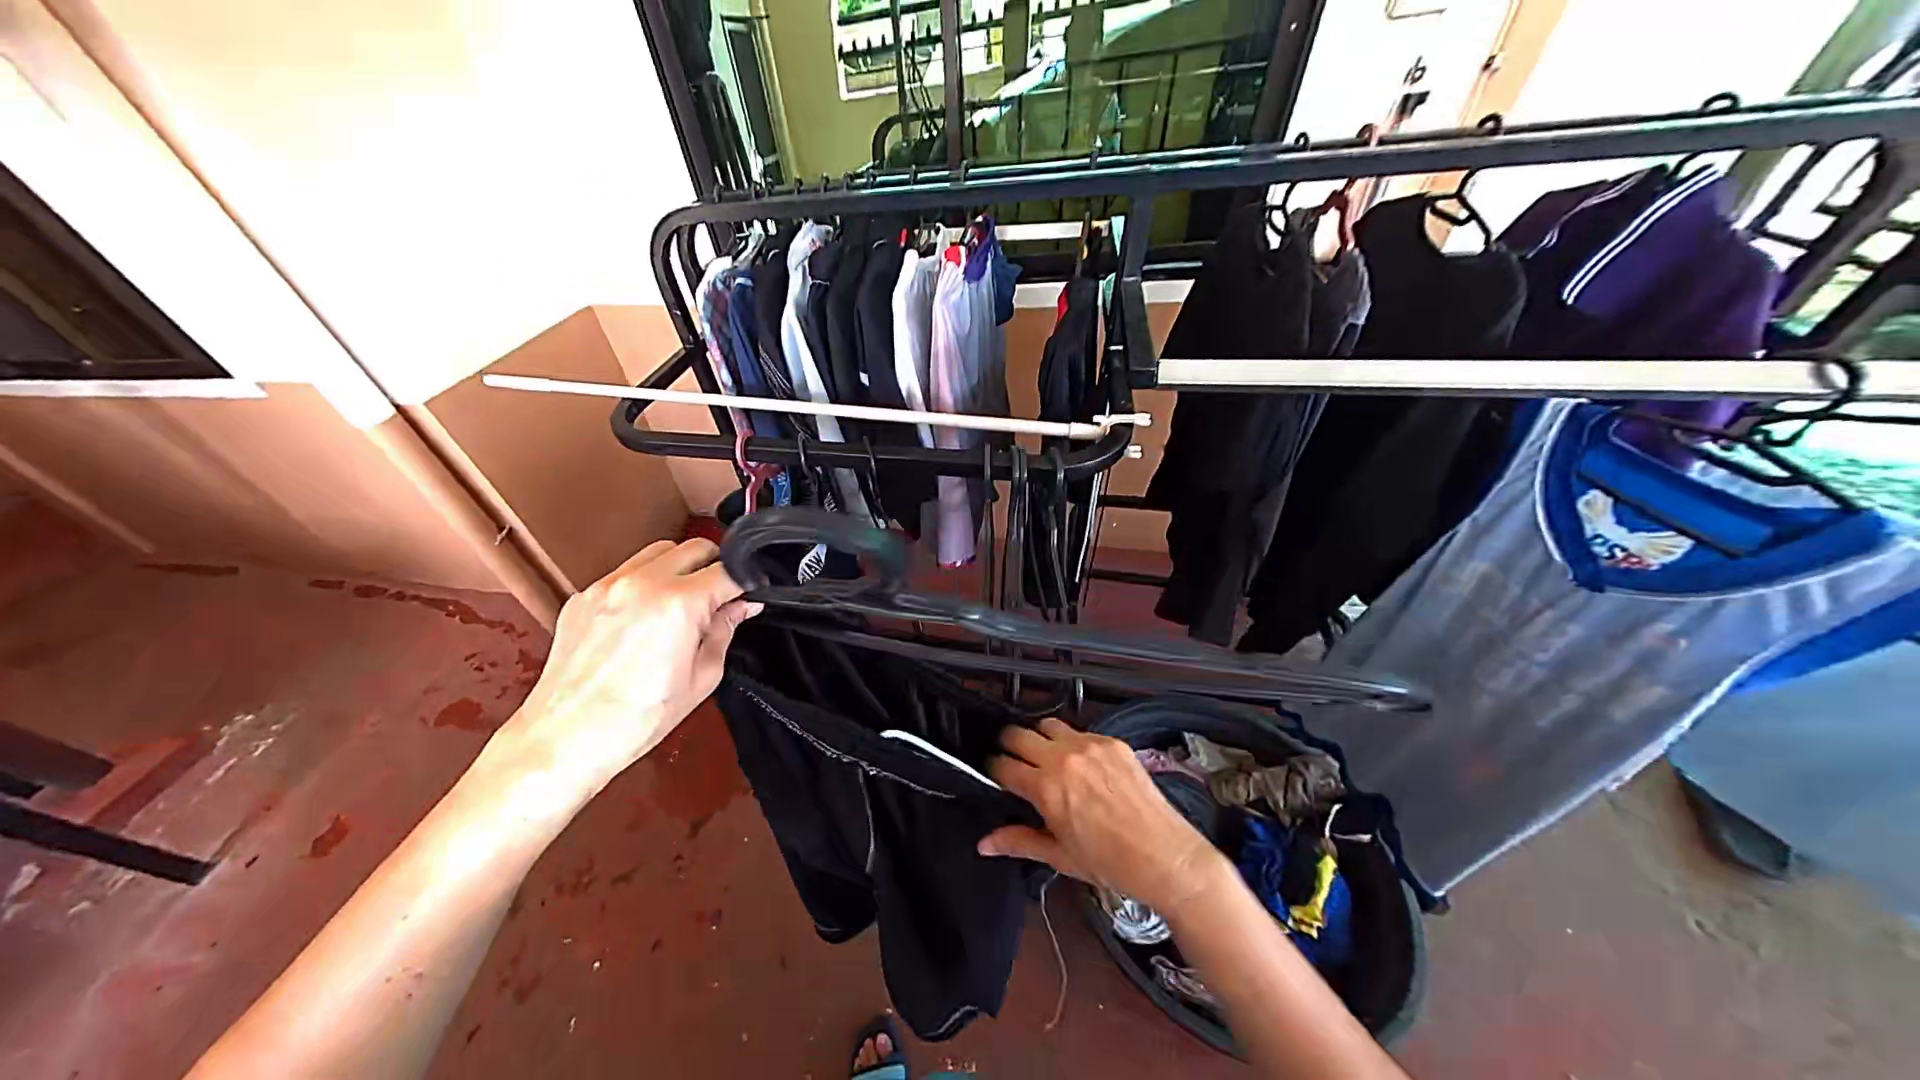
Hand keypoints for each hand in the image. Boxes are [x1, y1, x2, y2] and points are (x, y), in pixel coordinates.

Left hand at [493, 538, 759, 797]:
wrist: (566, 739)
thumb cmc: (629, 720)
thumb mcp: (701, 677)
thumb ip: (725, 631)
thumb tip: (740, 608)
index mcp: (677, 605)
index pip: (729, 571)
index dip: (746, 583)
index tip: (748, 594)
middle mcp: (641, 585)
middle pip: (696, 547)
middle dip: (716, 568)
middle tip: (720, 598)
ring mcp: (608, 587)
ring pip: (660, 551)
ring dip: (681, 568)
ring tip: (684, 604)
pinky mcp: (584, 596)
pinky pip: (626, 572)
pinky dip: (646, 583)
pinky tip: (648, 616)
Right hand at [979, 717, 1229, 914]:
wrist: (1164, 857)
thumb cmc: (1115, 861)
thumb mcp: (1059, 855)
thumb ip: (1018, 841)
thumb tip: (988, 843)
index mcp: (1046, 788)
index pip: (1002, 764)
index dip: (991, 769)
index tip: (993, 772)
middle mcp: (1065, 759)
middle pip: (1017, 733)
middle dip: (1007, 745)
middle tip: (1009, 758)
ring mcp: (1090, 747)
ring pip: (1047, 724)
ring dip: (1038, 736)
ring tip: (1041, 755)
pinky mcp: (1113, 744)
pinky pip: (1081, 731)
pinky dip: (1072, 742)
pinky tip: (1077, 762)